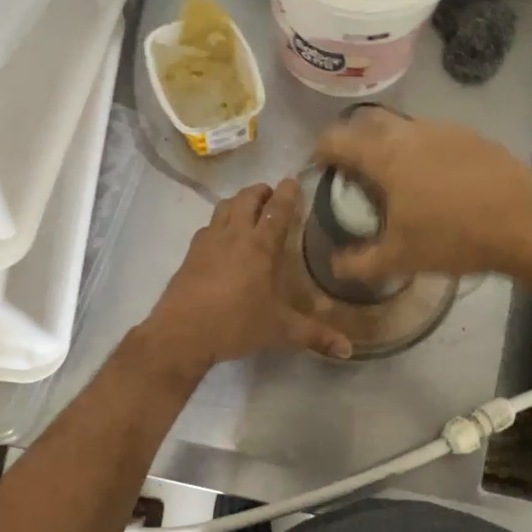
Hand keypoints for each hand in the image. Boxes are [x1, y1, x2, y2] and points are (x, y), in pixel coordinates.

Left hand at [147, 181, 351, 364]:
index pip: (277, 210)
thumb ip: (315, 336)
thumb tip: (348, 350)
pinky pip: (207, 226)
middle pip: (247, 198)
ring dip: (238, 202)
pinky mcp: (190, 253)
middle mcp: (234, 236)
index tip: (293, 181)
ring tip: (247, 209)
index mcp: (260, 247)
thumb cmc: (236, 325)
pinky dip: (219, 223)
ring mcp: (208, 241)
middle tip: (272, 195)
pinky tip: (221, 237)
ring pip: (224, 207)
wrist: (182, 333)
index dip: (287, 193)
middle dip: (261, 191)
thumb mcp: (281, 331)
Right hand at [314, 105, 531, 280]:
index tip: (319, 166)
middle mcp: (411, 132)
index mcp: (384, 155)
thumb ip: (361, 262)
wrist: (527, 221)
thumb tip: (335, 266)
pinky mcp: (475, 138)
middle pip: (370, 122)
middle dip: (355, 141)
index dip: (321, 150)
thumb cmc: (453, 236)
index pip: (338, 138)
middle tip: (354, 171)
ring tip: (395, 179)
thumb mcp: (400, 257)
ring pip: (405, 128)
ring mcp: (446, 130)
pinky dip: (423, 153)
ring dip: (391, 145)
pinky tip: (436, 183)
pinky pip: (436, 138)